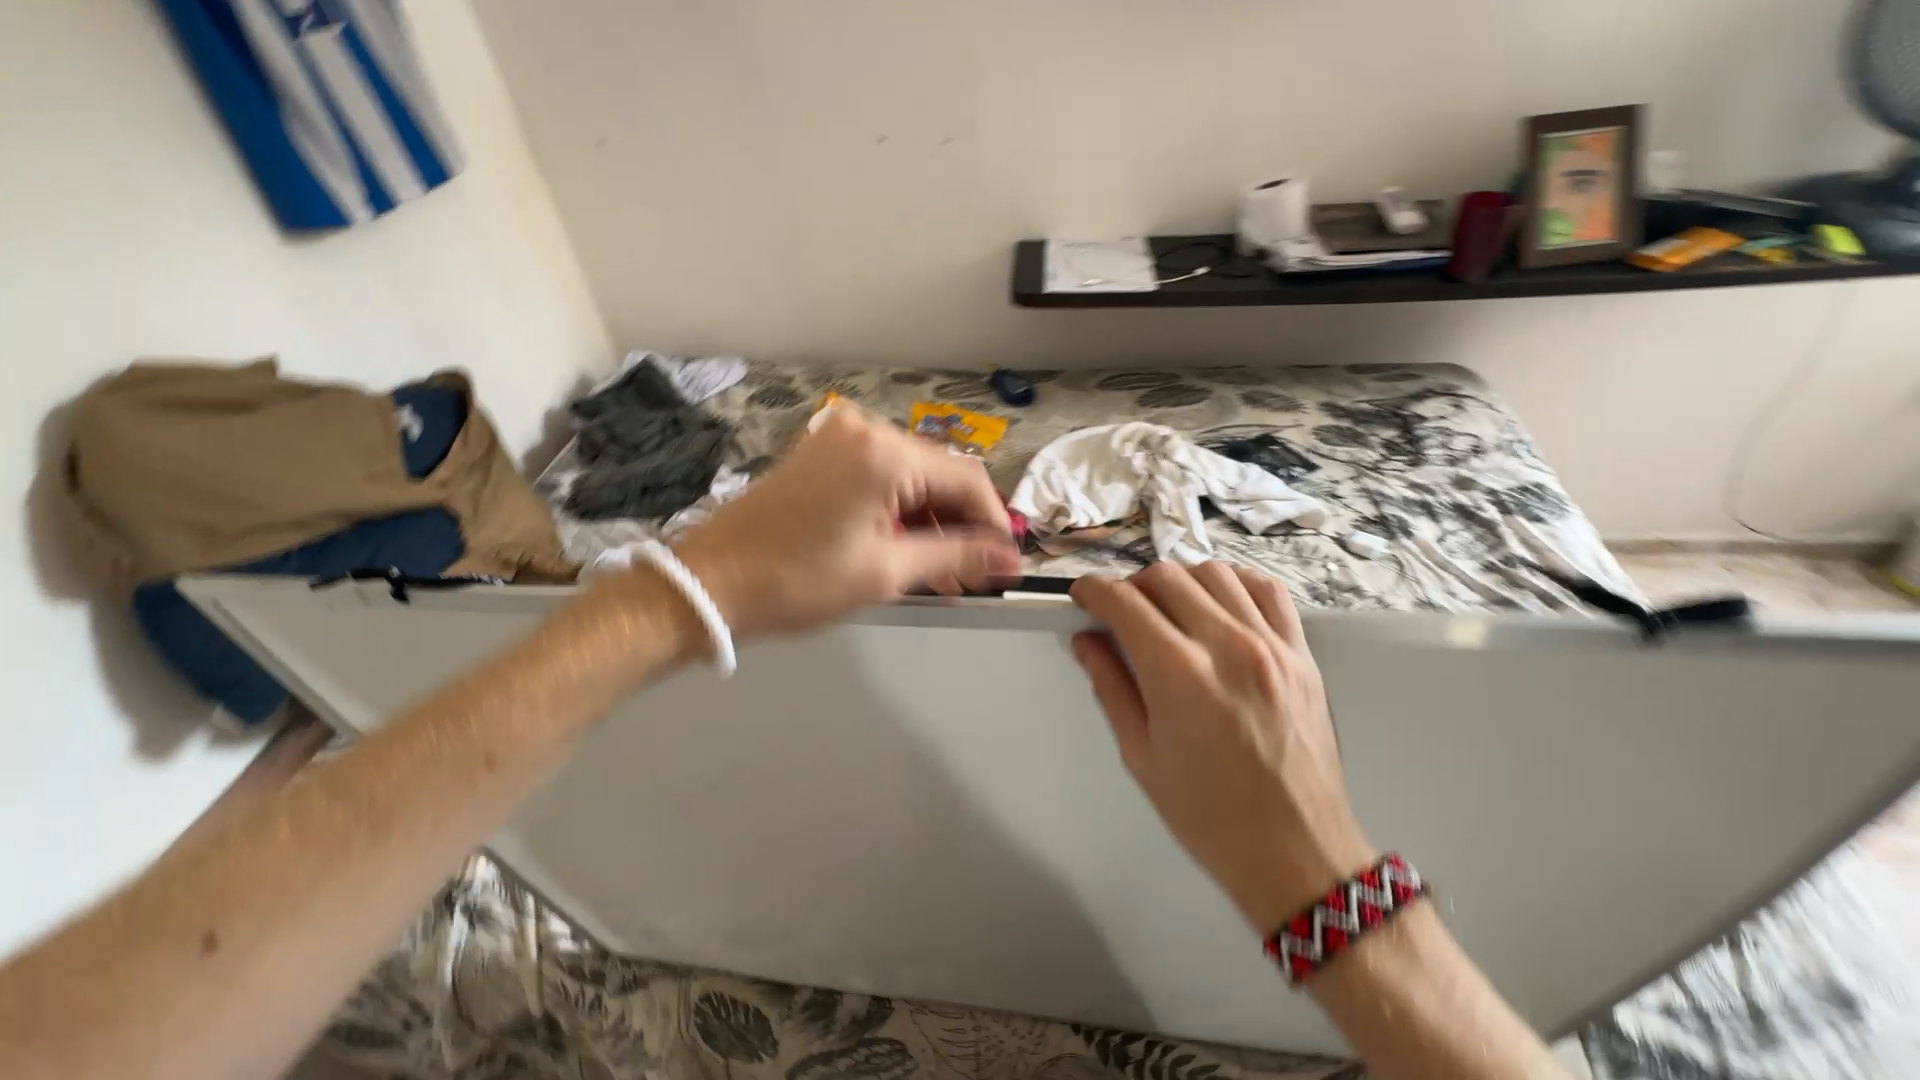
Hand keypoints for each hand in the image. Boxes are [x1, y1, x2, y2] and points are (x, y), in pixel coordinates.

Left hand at [672, 406, 1020, 639]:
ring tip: (942, 575)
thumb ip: (956, 557)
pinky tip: (906, 549)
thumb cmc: (797, 581)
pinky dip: (897, 511)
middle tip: (975, 576)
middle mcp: (864, 430)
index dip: (993, 523)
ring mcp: (837, 438)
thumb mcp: (886, 572)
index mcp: (884, 452)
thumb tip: (1008, 558)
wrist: (708, 584)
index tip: (1007, 562)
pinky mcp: (819, 454)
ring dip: (930, 522)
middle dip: (960, 525)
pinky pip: (878, 477)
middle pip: (938, 475)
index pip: (967, 479)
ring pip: (910, 477)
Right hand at [1070, 562, 1374, 933]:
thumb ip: (1110, 686)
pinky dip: (1235, 583)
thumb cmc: (1208, 816)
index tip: (1083, 597)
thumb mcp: (1140, 755)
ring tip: (1167, 608)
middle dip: (1132, 585)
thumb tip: (1087, 642)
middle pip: (1167, 577)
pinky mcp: (1303, 654)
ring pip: (1216, 572)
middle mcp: (1228, 647)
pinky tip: (1219, 603)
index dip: (1094, 592)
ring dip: (1181, 580)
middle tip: (1120, 612)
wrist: (1294, 850)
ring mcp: (1272, 646)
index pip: (1125, 603)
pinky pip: (1267, 591)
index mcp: (1180, 676)